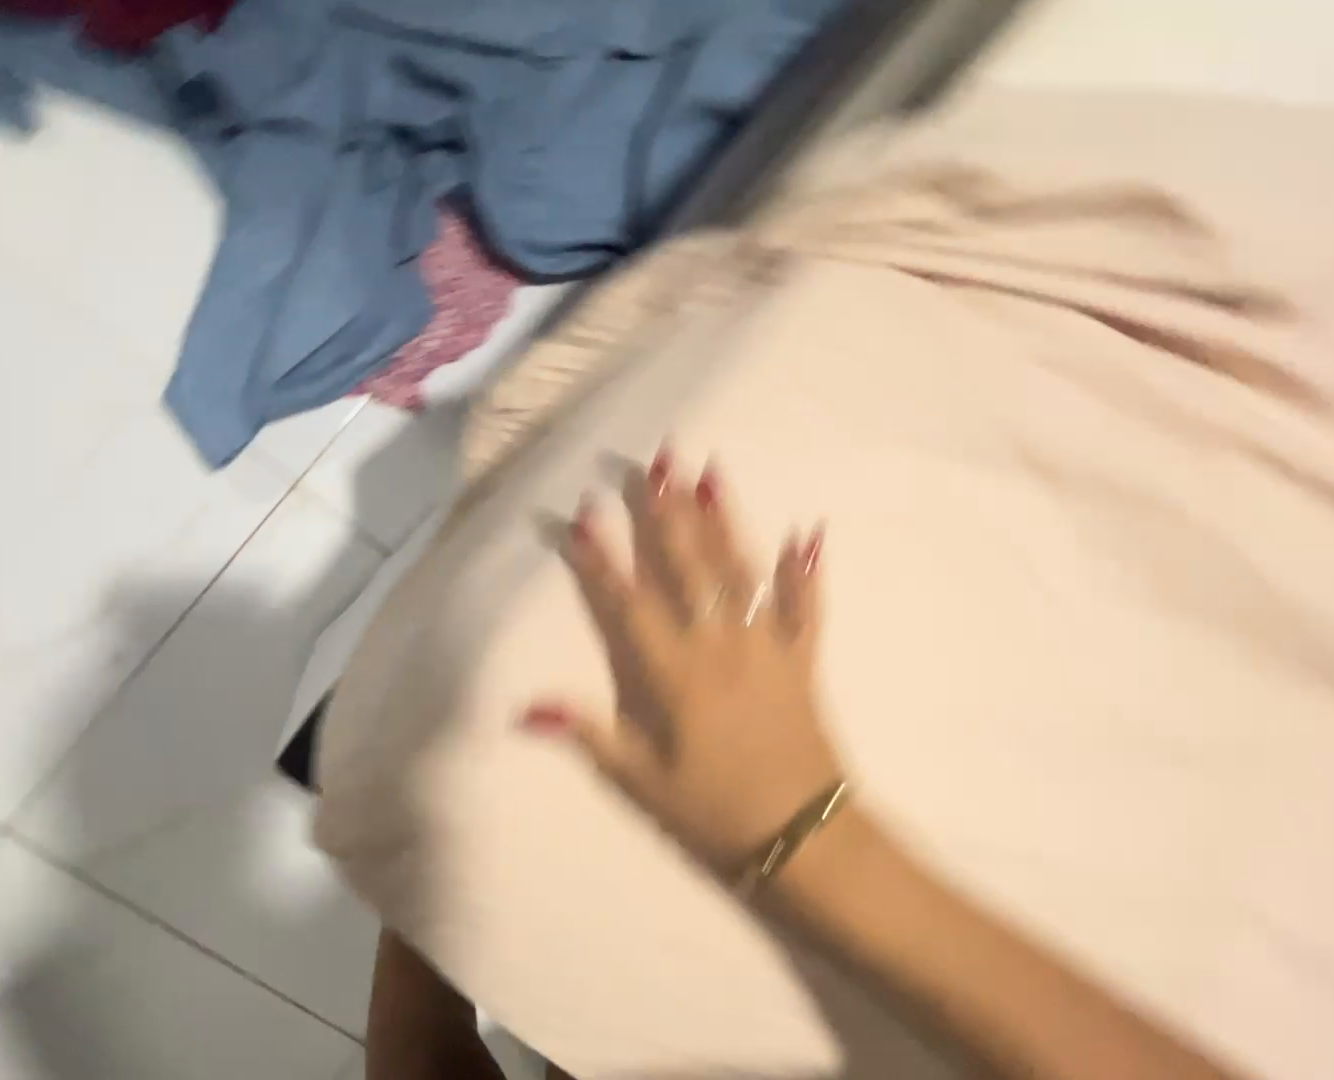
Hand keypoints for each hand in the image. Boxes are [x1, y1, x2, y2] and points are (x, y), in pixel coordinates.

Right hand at [523, 446, 844, 874]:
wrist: (807, 838)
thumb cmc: (715, 814)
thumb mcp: (642, 784)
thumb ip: (589, 735)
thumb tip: (524, 708)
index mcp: (675, 674)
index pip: (630, 603)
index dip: (604, 558)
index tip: (586, 512)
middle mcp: (720, 646)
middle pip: (688, 568)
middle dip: (668, 513)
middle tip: (655, 461)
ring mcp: (767, 647)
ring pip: (742, 572)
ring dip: (724, 521)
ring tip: (711, 472)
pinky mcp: (802, 660)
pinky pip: (807, 608)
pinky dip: (807, 570)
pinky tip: (809, 532)